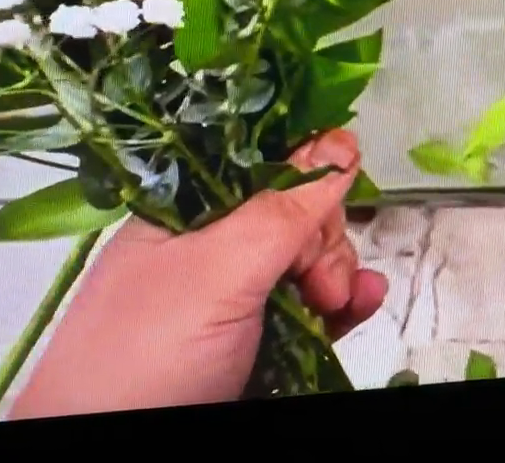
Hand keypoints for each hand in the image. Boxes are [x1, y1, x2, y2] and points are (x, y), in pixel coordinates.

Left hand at [7, 130, 387, 418]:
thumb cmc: (142, 358)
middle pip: (295, 210)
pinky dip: (346, 299)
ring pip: (310, 257)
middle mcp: (214, 245)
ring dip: (341, 269)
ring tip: (338, 302)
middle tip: (319, 278)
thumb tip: (339, 146)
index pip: (262, 159)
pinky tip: (362, 300)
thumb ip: (281, 210)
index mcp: (189, 210)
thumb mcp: (216, 271)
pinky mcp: (261, 340)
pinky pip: (315, 304)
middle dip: (323, 235)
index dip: (306, 163)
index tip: (341, 172)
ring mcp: (238, 295)